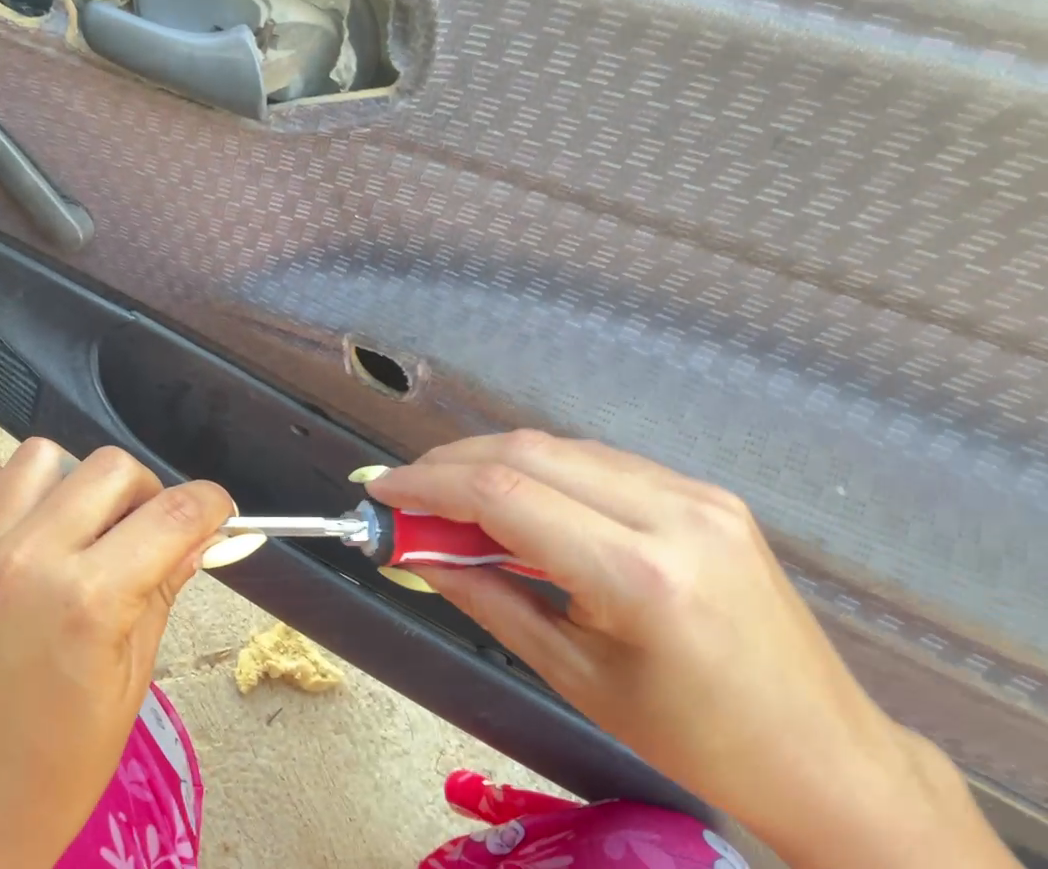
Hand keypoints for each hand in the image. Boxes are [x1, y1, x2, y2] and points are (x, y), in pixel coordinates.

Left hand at [0, 440, 231, 868]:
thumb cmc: (72, 749)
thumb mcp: (137, 670)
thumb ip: (166, 585)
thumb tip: (202, 533)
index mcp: (90, 598)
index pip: (174, 512)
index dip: (211, 503)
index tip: (217, 512)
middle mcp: (31, 557)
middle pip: (111, 466)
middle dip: (146, 494)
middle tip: (145, 535)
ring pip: (40, 455)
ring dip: (73, 483)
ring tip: (80, 529)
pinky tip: (16, 517)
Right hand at [366, 431, 1015, 868]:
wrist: (824, 755)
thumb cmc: (690, 737)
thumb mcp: (570, 673)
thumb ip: (484, 596)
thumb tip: (411, 552)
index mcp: (640, 574)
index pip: (504, 493)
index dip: (427, 484)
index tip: (380, 492)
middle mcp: (674, 514)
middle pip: (529, 453)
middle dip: (451, 464)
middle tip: (405, 493)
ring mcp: (699, 496)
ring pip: (561, 447)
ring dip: (491, 461)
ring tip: (447, 497)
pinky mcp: (708, 495)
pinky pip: (599, 462)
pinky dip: (540, 470)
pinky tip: (515, 500)